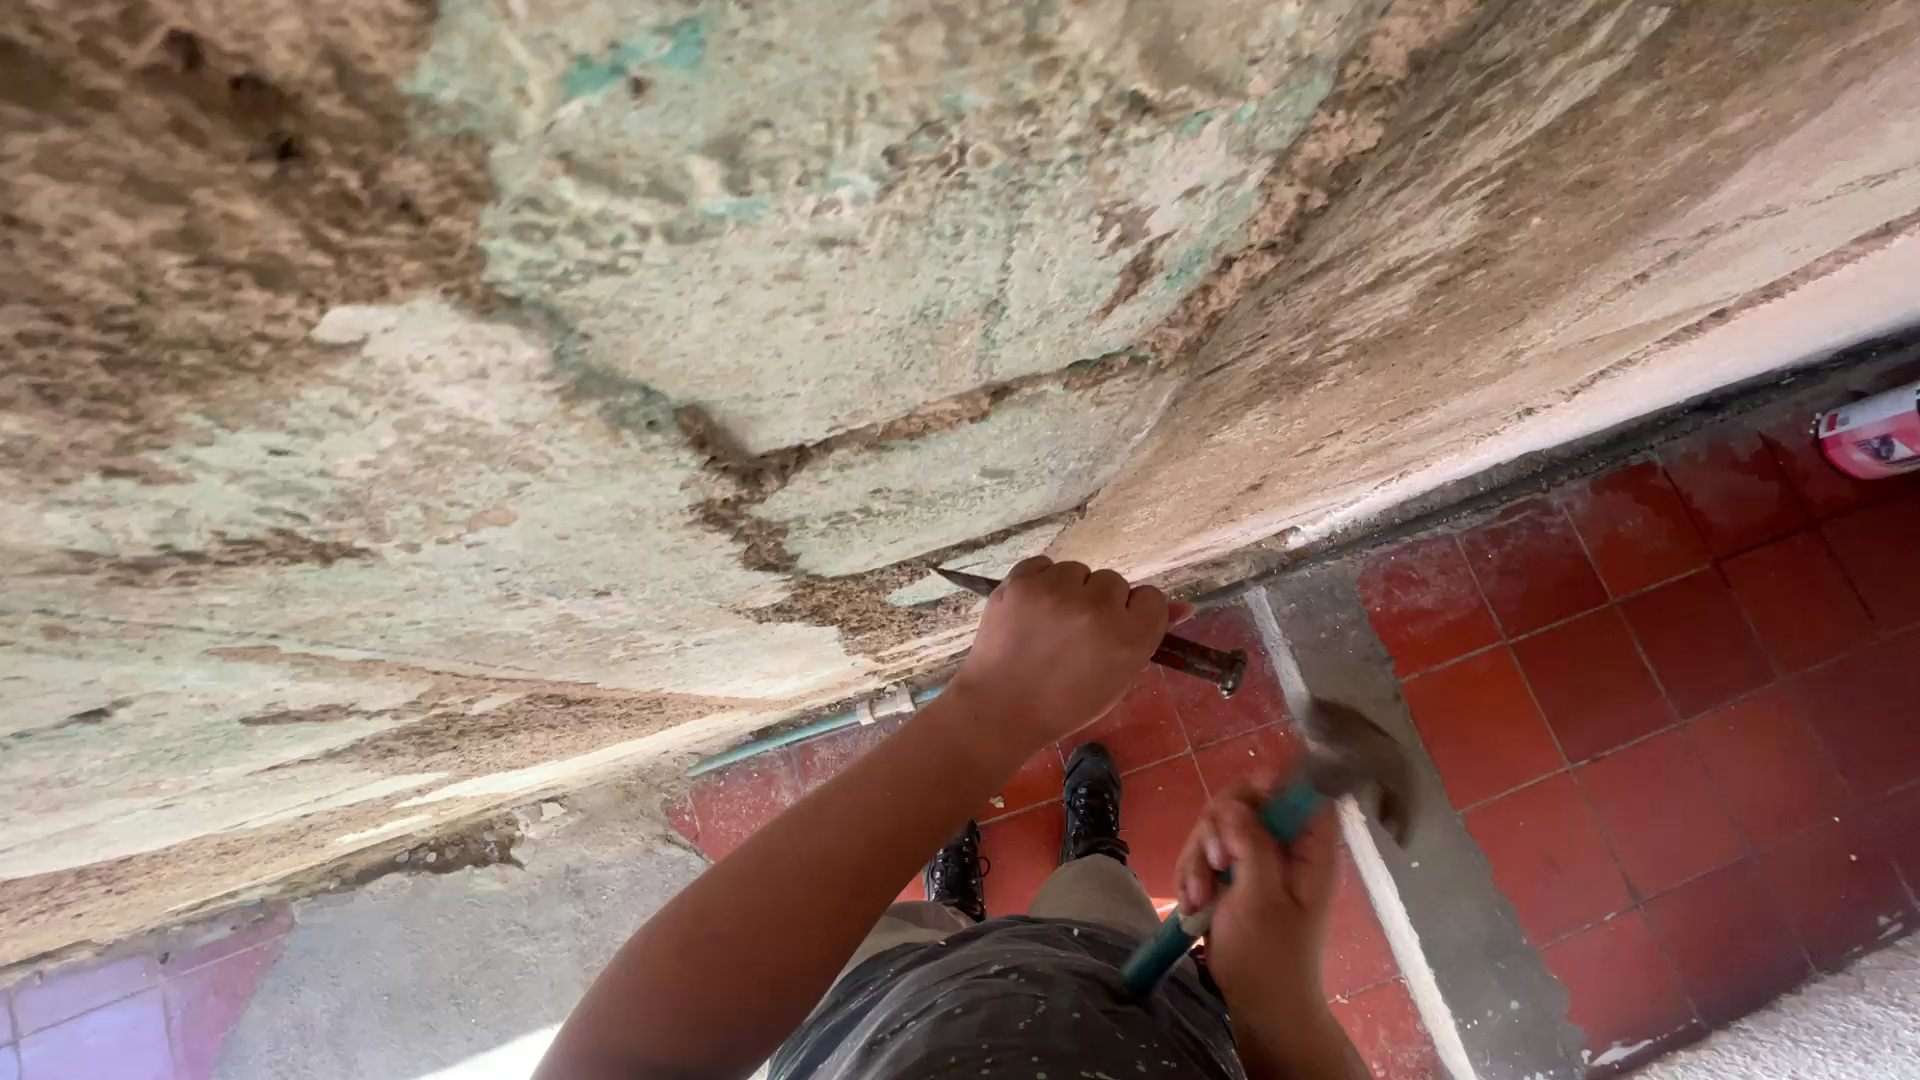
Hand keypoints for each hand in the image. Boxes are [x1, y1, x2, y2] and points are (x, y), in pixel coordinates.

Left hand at [946, 558, 1191, 753]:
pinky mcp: (1021, 581)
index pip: (1152, 598)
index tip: (1113, 631)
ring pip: (1077, 570)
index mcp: (1129, 637)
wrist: (1000, 707)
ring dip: (1068, 589)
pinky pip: (1043, 565)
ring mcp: (1056, 591)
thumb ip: (1147, 638)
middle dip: (1099, 602)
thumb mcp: (1117, 679)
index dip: (1132, 615)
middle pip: (1113, 581)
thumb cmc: (1064, 703)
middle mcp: (1097, 608)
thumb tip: (1184, 607)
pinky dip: (1039, 582)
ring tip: (1049, 624)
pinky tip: (1030, 611)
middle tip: (1076, 634)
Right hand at [1174, 778, 1338, 1010]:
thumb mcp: (1261, 899)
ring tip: (1198, 898)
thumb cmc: (1268, 957)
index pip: (1300, 793)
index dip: (1272, 785)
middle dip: (1217, 830)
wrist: (1256, 1005)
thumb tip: (1237, 803)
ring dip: (1198, 859)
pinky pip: (1201, 850)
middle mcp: (1282, 846)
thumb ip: (1253, 844)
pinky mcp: (1230, 871)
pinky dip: (1191, 873)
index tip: (1239, 805)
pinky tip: (1192, 903)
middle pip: (1245, 801)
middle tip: (1216, 863)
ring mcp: (1254, 858)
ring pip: (1215, 825)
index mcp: (1308, 851)